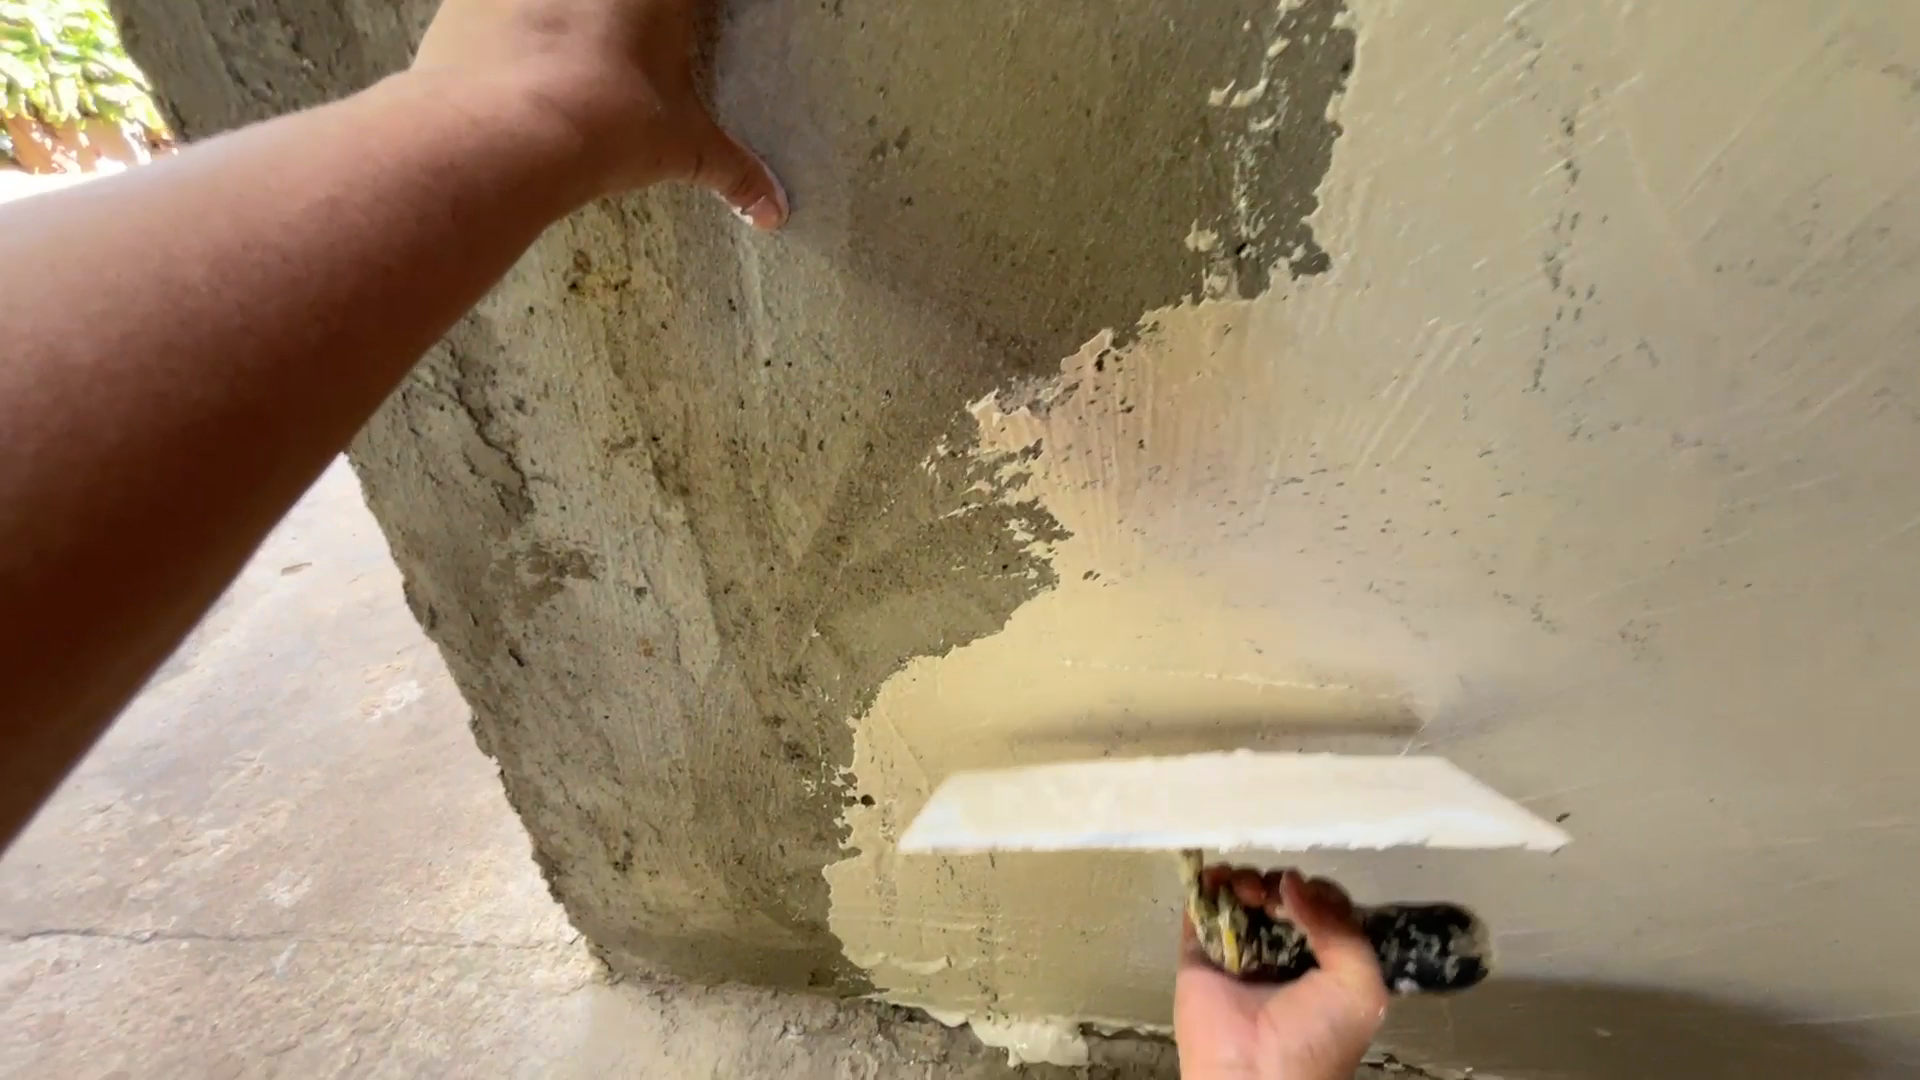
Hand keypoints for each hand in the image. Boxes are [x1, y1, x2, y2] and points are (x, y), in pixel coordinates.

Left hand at [411, 0, 787, 225]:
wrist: (503, 132)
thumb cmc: (609, 123)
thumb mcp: (685, 150)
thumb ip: (736, 174)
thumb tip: (774, 212)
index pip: (692, 2)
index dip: (696, 13)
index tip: (697, 22)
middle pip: (630, 0)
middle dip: (640, 16)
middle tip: (641, 45)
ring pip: (570, 3)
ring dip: (579, 19)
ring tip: (587, 55)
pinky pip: (503, 3)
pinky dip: (520, 18)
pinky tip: (530, 54)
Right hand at [1175, 868, 1389, 1079]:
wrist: (1253, 1078)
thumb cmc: (1313, 1038)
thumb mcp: (1358, 991)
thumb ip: (1342, 930)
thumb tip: (1290, 882)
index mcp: (1321, 963)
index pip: (1321, 906)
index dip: (1313, 890)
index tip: (1300, 894)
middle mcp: (1280, 950)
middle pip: (1278, 893)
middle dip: (1274, 882)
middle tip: (1267, 896)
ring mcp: (1236, 947)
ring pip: (1239, 892)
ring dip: (1241, 878)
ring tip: (1243, 891)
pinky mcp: (1197, 948)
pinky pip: (1198, 905)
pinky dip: (1203, 883)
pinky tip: (1212, 879)